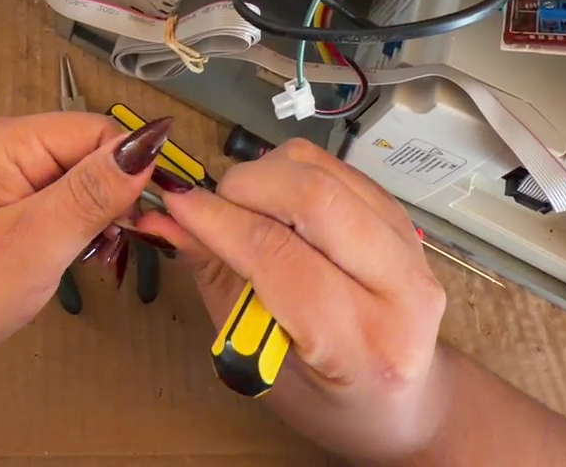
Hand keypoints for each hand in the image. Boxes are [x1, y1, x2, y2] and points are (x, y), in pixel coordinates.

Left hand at [0, 111, 171, 377]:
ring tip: (85, 260)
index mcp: (14, 139)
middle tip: (110, 250)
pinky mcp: (1, 200)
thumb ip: (93, 191)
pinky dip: (71, 228)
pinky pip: (55, 199)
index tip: (149, 220)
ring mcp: (3, 173)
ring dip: (94, 216)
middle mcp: (9, 144)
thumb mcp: (35, 243)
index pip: (102, 130)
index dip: (134, 169)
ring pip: (77, 179)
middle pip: (91, 152)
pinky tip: (65, 259)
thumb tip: (149, 143)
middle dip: (113, 197)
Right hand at [138, 139, 451, 462]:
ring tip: (241, 206)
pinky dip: (286, 169)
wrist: (403, 400)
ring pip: (320, 170)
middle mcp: (400, 289)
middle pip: (313, 197)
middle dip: (244, 186)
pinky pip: (331, 165)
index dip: (219, 221)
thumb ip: (212, 274)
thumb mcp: (256, 355)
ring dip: (263, 172)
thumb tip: (157, 218)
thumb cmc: (321, 393)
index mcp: (362, 344)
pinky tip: (273, 202)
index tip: (174, 202)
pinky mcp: (400, 214)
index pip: (280, 258)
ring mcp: (408, 244)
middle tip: (210, 204)